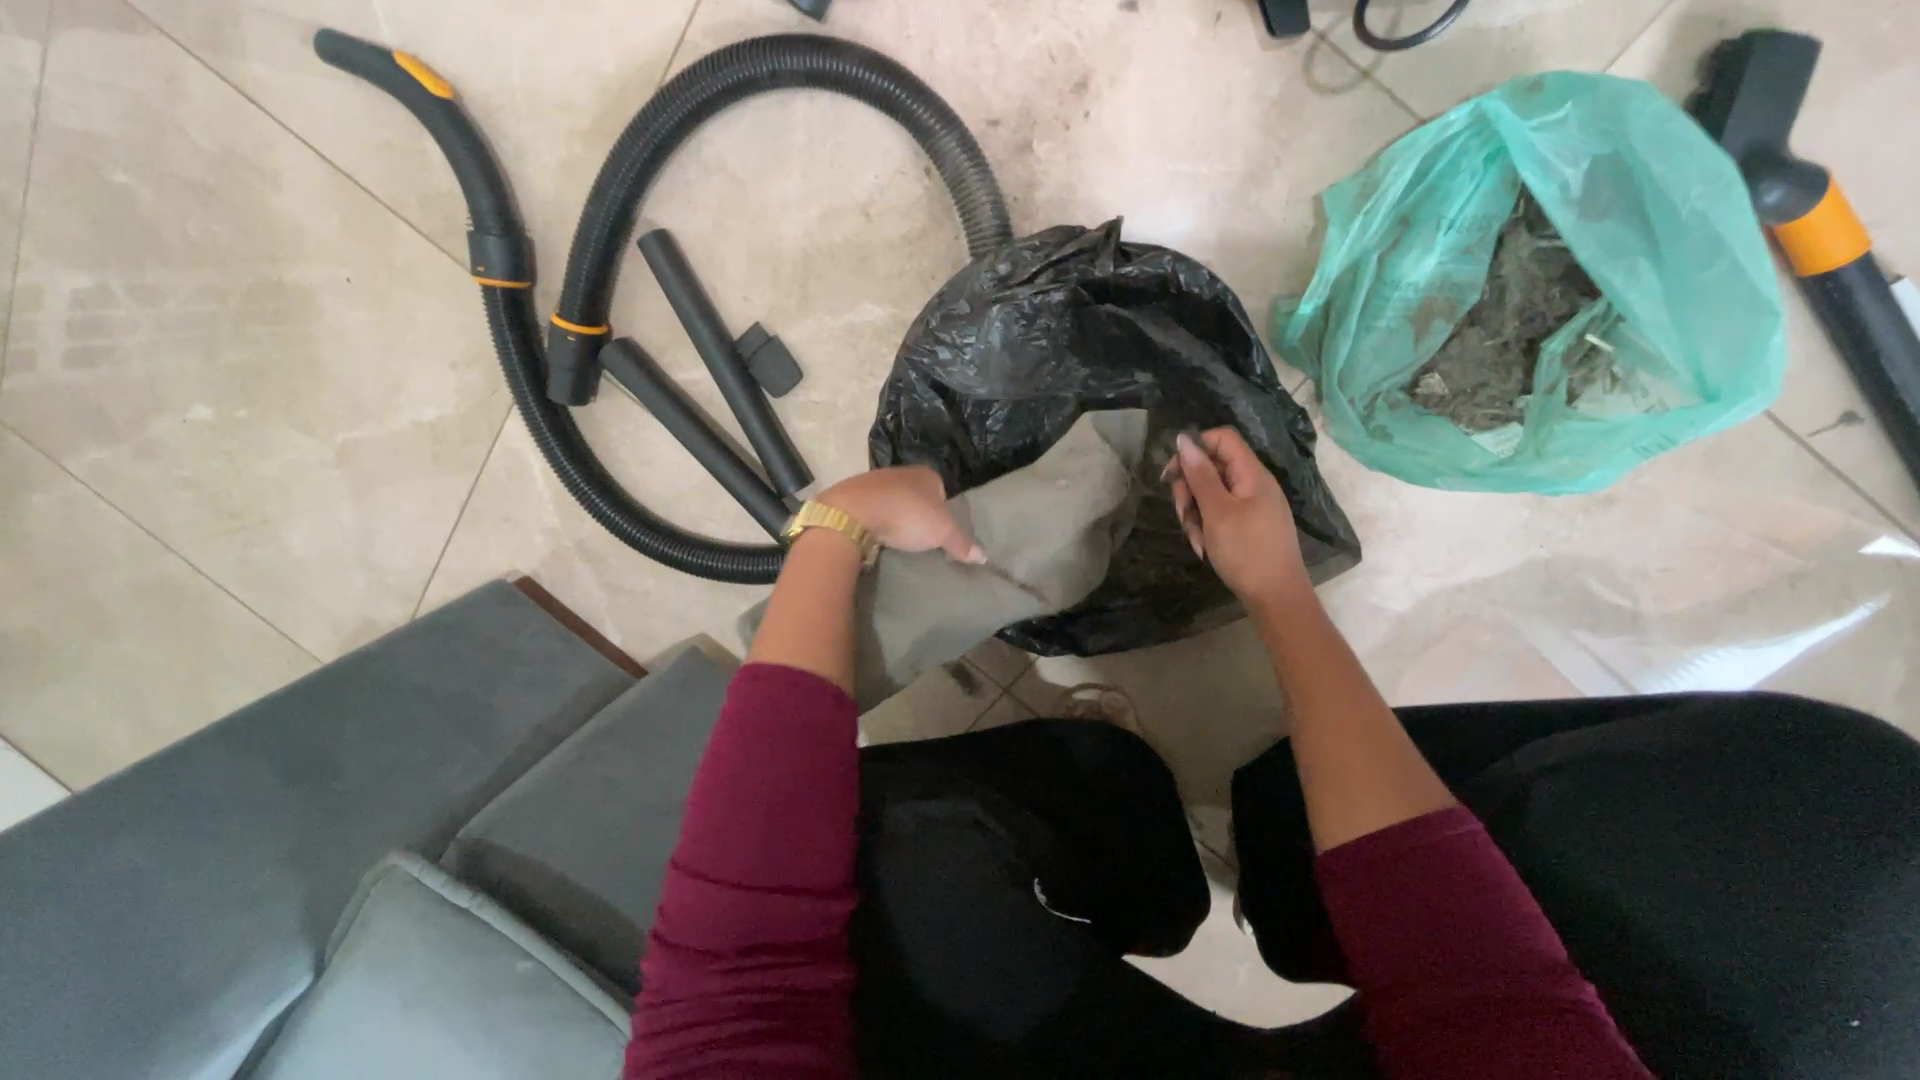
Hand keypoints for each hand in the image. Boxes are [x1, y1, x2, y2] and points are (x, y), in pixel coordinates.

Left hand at [817, 465, 985, 562]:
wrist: (854, 511)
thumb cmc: (907, 515)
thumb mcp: (942, 532)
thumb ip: (961, 543)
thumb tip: (984, 557)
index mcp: (926, 475)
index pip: (941, 489)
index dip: (942, 508)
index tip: (939, 529)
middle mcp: (900, 473)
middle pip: (915, 494)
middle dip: (917, 512)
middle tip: (919, 535)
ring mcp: (873, 482)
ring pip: (891, 500)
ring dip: (893, 515)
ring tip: (896, 538)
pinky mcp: (852, 496)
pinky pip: (870, 508)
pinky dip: (874, 520)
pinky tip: (874, 534)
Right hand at [1164, 428, 1309, 609]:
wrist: (1276, 598)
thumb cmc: (1247, 552)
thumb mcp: (1217, 512)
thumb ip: (1200, 475)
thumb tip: (1183, 439)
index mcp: (1252, 474)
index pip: (1221, 439)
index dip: (1194, 448)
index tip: (1171, 474)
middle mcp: (1253, 484)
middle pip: (1212, 468)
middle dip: (1189, 490)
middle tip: (1182, 515)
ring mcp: (1252, 506)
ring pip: (1211, 495)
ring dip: (1195, 514)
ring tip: (1195, 540)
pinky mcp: (1248, 525)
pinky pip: (1220, 515)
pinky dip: (1207, 528)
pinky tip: (1203, 548)